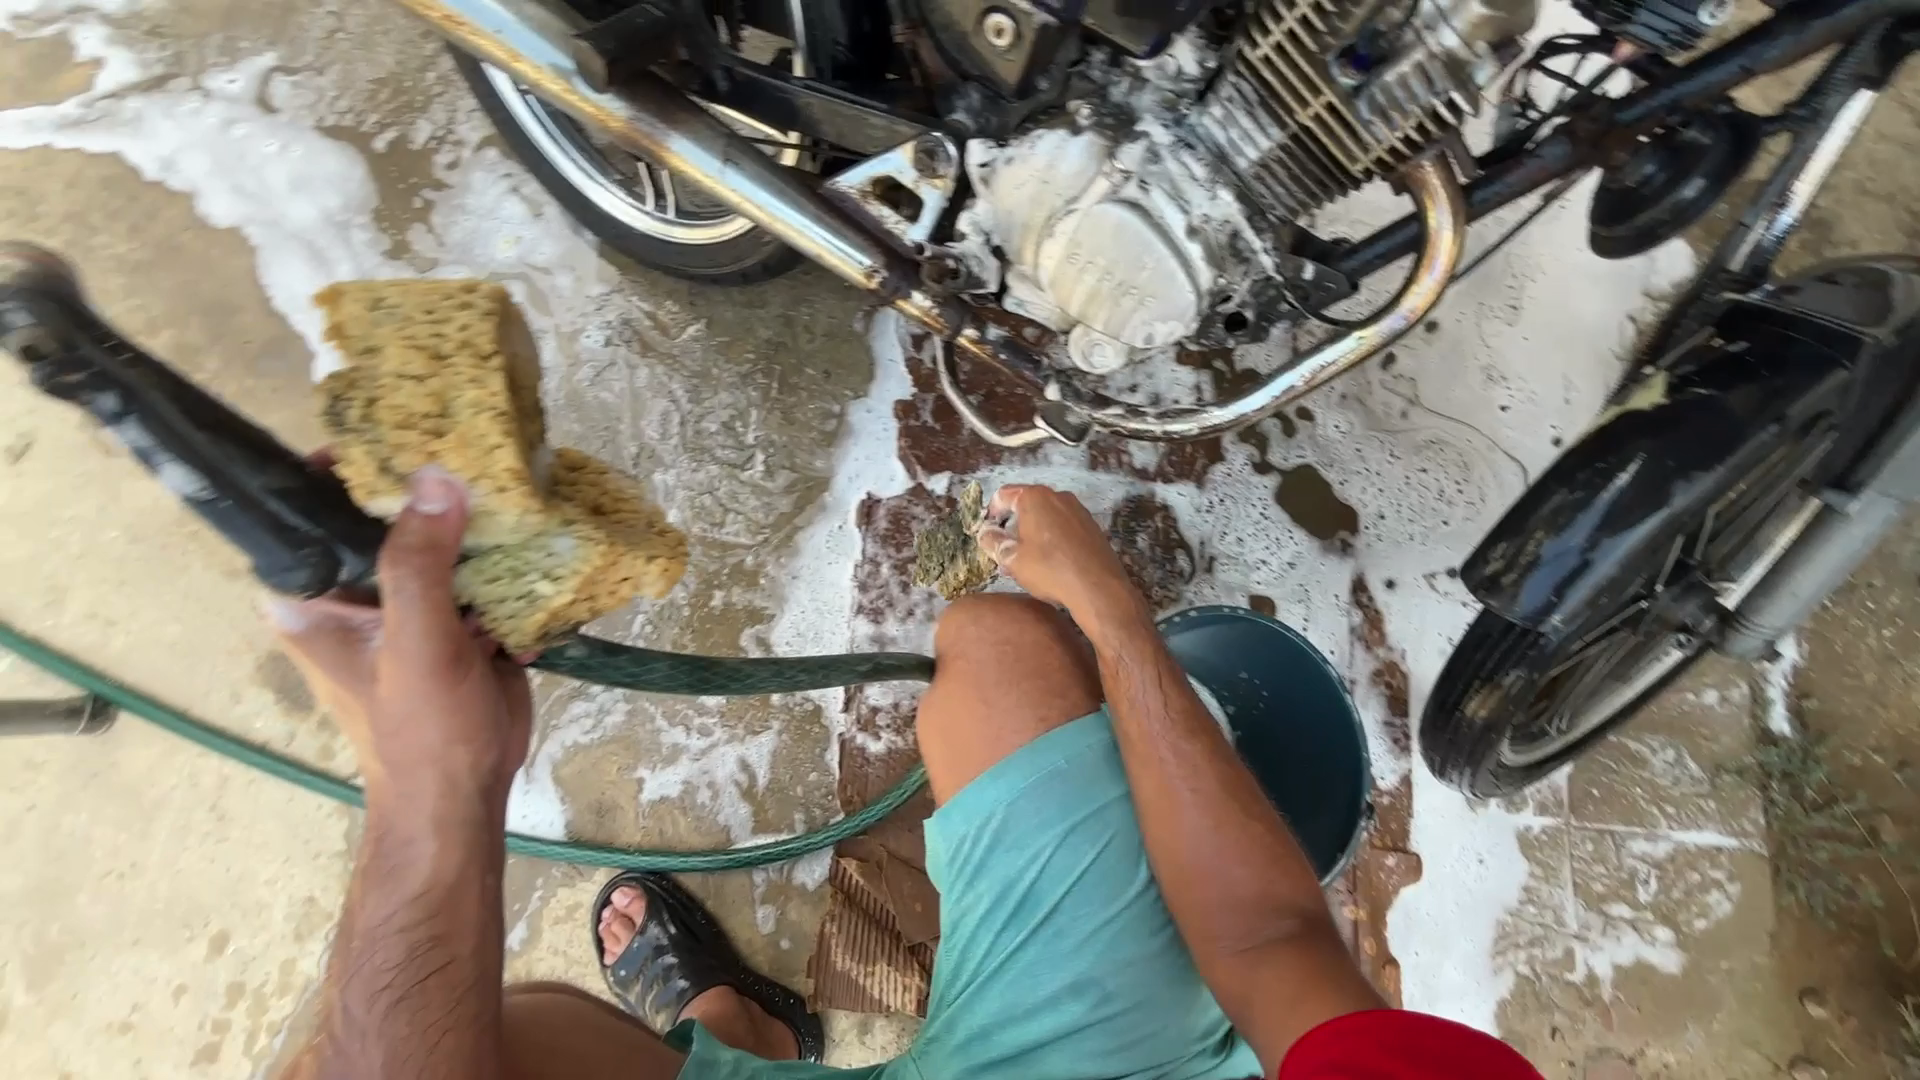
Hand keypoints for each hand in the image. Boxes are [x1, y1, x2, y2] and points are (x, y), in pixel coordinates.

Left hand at [266, 466, 532, 817]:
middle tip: (480, 451)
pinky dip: (511, 568)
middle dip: (435, 494)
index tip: (399, 430)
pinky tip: (542, 553)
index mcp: (316, 599)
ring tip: (522, 489)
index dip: (343, 471)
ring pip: (446, 550)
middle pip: (392, 525)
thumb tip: (437, 480)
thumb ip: (420, 565)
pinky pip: (483, 580)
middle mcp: (361, 597)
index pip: (311, 515)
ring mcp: (416, 611)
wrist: (466, 792)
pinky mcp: (462, 625)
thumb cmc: (422, 728)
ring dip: (482, 529)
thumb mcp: (418, 644)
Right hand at [977, 485, 1141, 621]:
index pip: (1003, 495)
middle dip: (1012, 524)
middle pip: (1026, 504)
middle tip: (1003, 548)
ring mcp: (1077, 510)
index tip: (986, 532)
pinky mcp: (1091, 526)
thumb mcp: (1012, 558)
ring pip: (1046, 516)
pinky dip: (1051, 537)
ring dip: (1031, 532)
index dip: (991, 513)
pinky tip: (1048, 561)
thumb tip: (985, 533)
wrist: (1097, 587)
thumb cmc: (1049, 569)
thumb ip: (992, 541)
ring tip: (1024, 559)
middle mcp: (1057, 496)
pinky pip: (1063, 526)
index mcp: (1034, 497)